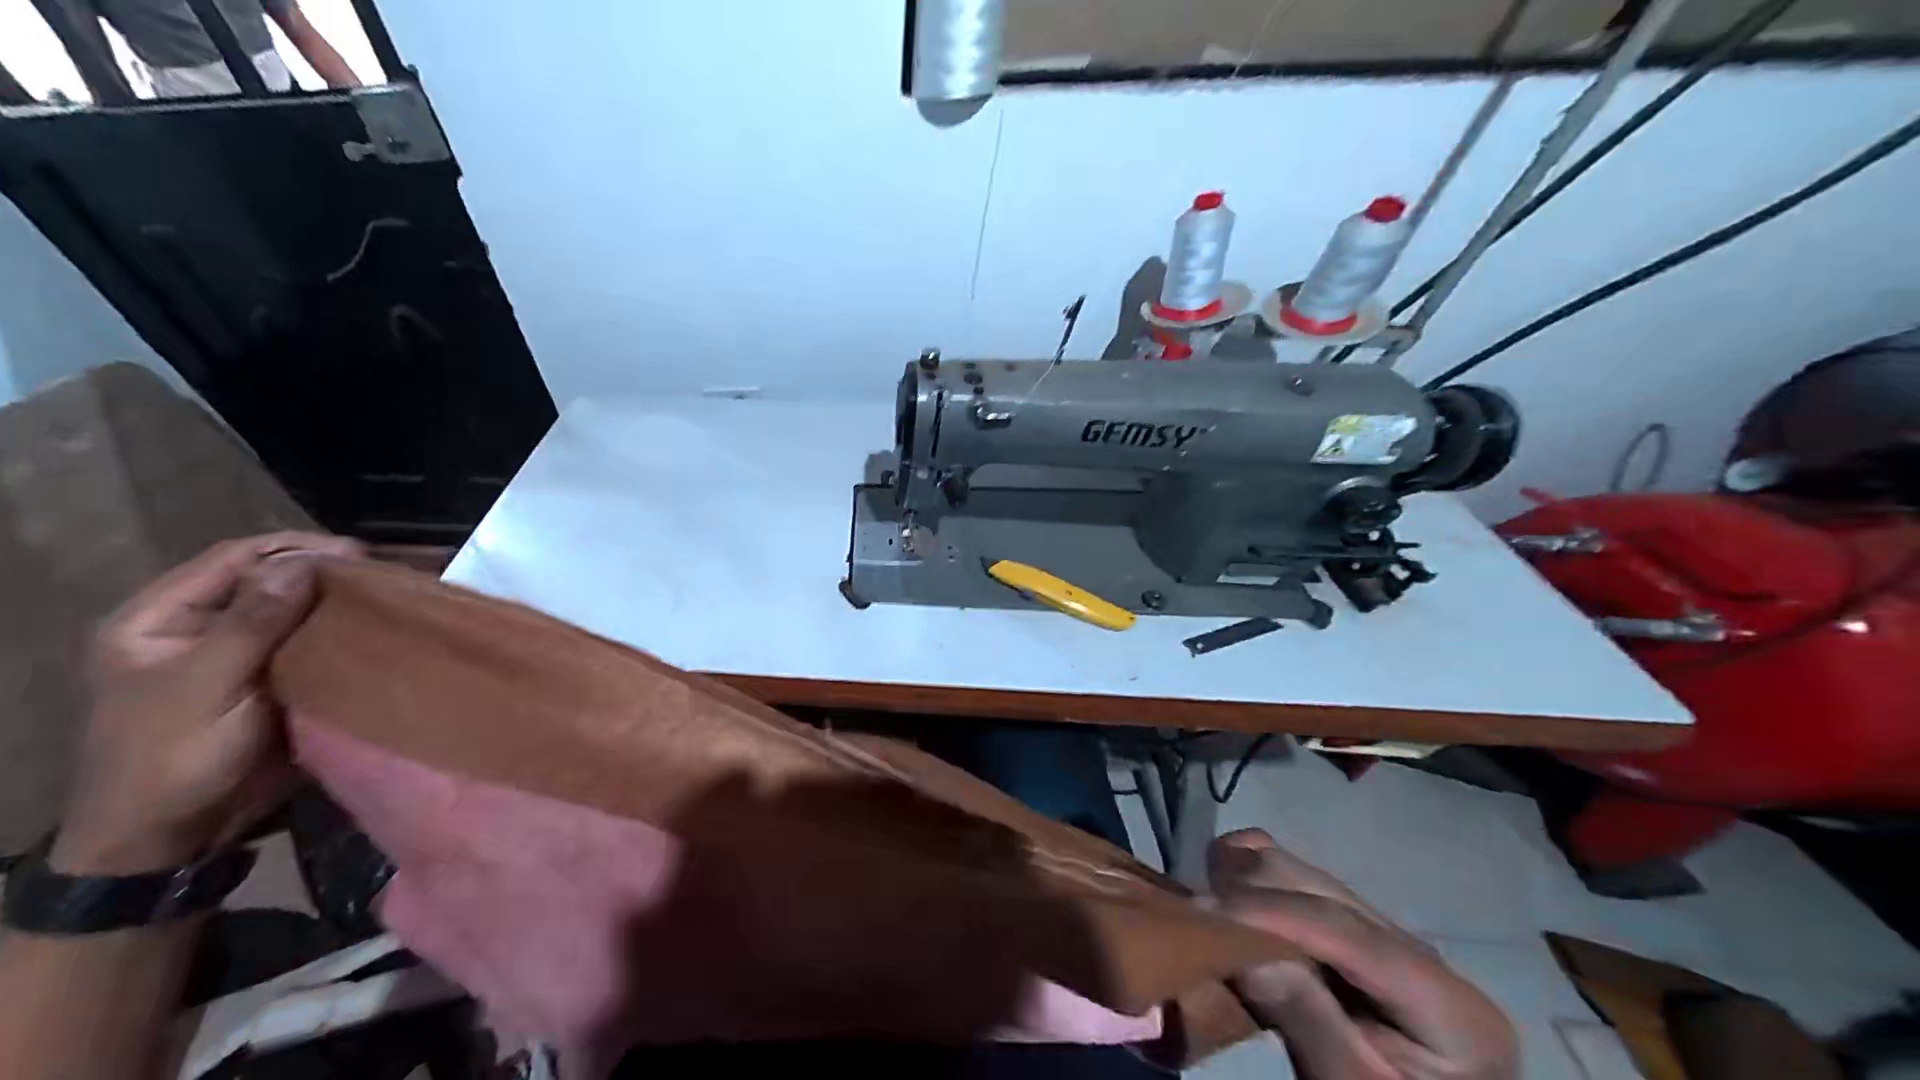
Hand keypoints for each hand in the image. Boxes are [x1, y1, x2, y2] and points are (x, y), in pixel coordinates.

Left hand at [53, 532, 360, 874]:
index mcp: (158, 619)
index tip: (358, 554)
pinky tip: (375, 630)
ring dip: (336, 603)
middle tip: (381, 574)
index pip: (233, 559)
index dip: (296, 549)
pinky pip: (309, 643)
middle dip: (323, 572)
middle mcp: (197, 627)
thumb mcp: (206, 686)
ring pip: (293, 611)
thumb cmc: (170, 758)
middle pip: (267, 580)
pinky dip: (341, 633)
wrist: (172, 836)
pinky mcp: (271, 680)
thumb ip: (253, 622)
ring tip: (388, 596)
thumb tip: (305, 561)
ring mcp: (236, 655)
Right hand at [1211, 829, 1517, 1079]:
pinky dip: (1259, 882)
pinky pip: (1303, 885)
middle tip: (1194, 910)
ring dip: (1251, 879)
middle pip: (1325, 891)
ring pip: (1309, 876)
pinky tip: (1231, 899)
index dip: (1271, 909)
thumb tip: (1235, 943)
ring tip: (1208, 905)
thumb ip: (1305, 1017)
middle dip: (1255, 887)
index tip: (1202, 904)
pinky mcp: (1360, 934)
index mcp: (1449, 1003)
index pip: (1347, 931)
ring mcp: (1392, 938)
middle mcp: (1424, 952)